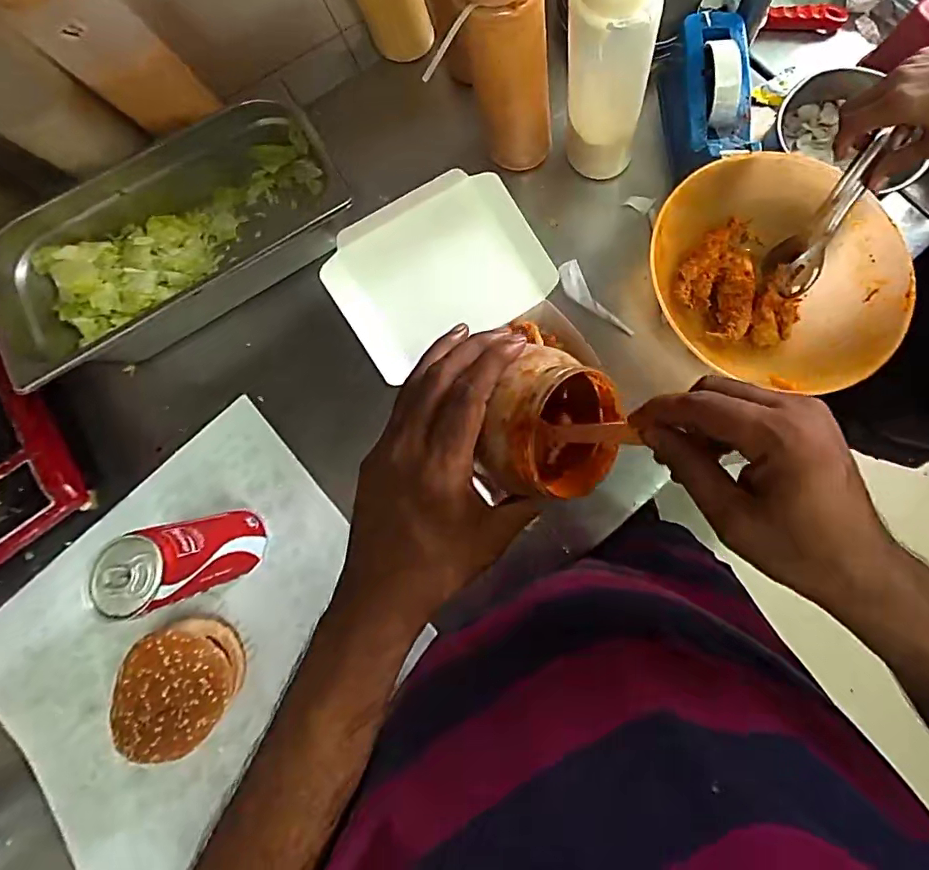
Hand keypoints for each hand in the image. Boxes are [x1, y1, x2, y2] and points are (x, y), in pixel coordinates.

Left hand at [340, 325, 535, 621]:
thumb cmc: (438, 569)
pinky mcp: (375, 456)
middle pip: (438, 381)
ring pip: (412, 386)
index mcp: (441, 466)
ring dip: (440, 354)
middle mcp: (408, 447)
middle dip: (470, 348)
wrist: (377, 596)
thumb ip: (524, 503)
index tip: (515, 344)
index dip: (492, 364)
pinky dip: (421, 380)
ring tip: (464, 332)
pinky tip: (436, 374)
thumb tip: (552, 481)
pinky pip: (401, 405)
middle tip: (499, 332)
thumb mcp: (491, 538)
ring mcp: (386, 448)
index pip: (467, 398)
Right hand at [630, 377, 897, 607]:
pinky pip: (757, 404)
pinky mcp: (813, 415)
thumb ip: (688, 466)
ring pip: (735, 393)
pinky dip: (731, 419)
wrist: (862, 566)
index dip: (662, 411)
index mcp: (778, 432)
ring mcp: (809, 406)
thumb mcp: (731, 516)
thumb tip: (652, 432)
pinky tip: (721, 452)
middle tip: (661, 446)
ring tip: (689, 455)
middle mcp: (795, 406)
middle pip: (717, 389)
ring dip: (706, 416)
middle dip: (683, 412)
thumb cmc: (797, 551)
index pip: (703, 405)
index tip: (632, 424)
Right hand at [833, 35, 928, 185]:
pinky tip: (910, 111)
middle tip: (861, 146)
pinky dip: (889, 97)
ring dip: (871, 112)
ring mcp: (911, 63)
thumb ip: (899, 160)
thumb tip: (877, 176)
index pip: (850, 122)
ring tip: (890, 131)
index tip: (844, 154)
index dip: (841, 142)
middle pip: (854, 104)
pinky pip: (893, 79)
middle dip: (851, 127)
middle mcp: (898, 78)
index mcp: (897, 102)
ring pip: (872, 91)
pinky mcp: (925, 55)